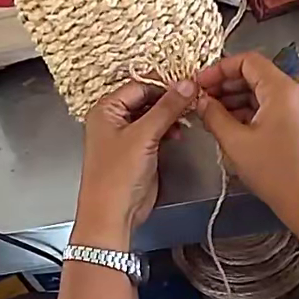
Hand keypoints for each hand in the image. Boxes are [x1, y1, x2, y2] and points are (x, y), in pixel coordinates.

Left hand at [74, 79, 196, 248]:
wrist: (113, 213)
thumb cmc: (117, 176)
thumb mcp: (144, 136)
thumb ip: (167, 108)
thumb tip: (186, 85)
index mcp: (106, 110)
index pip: (139, 86)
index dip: (164, 85)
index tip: (188, 86)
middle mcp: (114, 120)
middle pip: (146, 99)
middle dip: (169, 102)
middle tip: (192, 101)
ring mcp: (126, 137)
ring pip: (153, 116)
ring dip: (170, 117)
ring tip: (187, 119)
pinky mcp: (139, 152)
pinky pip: (156, 133)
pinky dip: (168, 131)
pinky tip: (179, 134)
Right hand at [194, 52, 298, 222]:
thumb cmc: (275, 171)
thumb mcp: (235, 141)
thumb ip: (213, 115)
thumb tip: (201, 102)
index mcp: (282, 89)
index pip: (248, 61)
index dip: (220, 69)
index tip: (201, 82)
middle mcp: (295, 92)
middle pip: (255, 74)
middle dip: (226, 85)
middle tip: (202, 98)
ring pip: (262, 91)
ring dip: (236, 98)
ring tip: (212, 113)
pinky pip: (271, 105)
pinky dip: (250, 110)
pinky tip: (230, 124)